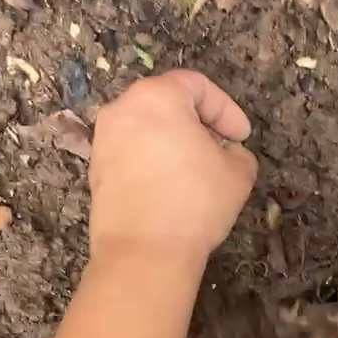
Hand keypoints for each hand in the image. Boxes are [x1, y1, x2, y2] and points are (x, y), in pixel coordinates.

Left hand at [87, 70, 256, 265]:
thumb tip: (230, 154)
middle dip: (198, 123)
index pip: (197, 86)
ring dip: (173, 143)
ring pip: (146, 129)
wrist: (142, 252)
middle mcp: (122, 109)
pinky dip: (153, 161)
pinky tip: (170, 188)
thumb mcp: (237, 175)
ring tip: (196, 171)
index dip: (227, 110)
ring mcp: (103, 141)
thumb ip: (239, 154)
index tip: (241, 137)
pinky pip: (131, 154)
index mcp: (157, 96)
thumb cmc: (193, 203)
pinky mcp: (96, 171)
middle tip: (220, 149)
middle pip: (167, 103)